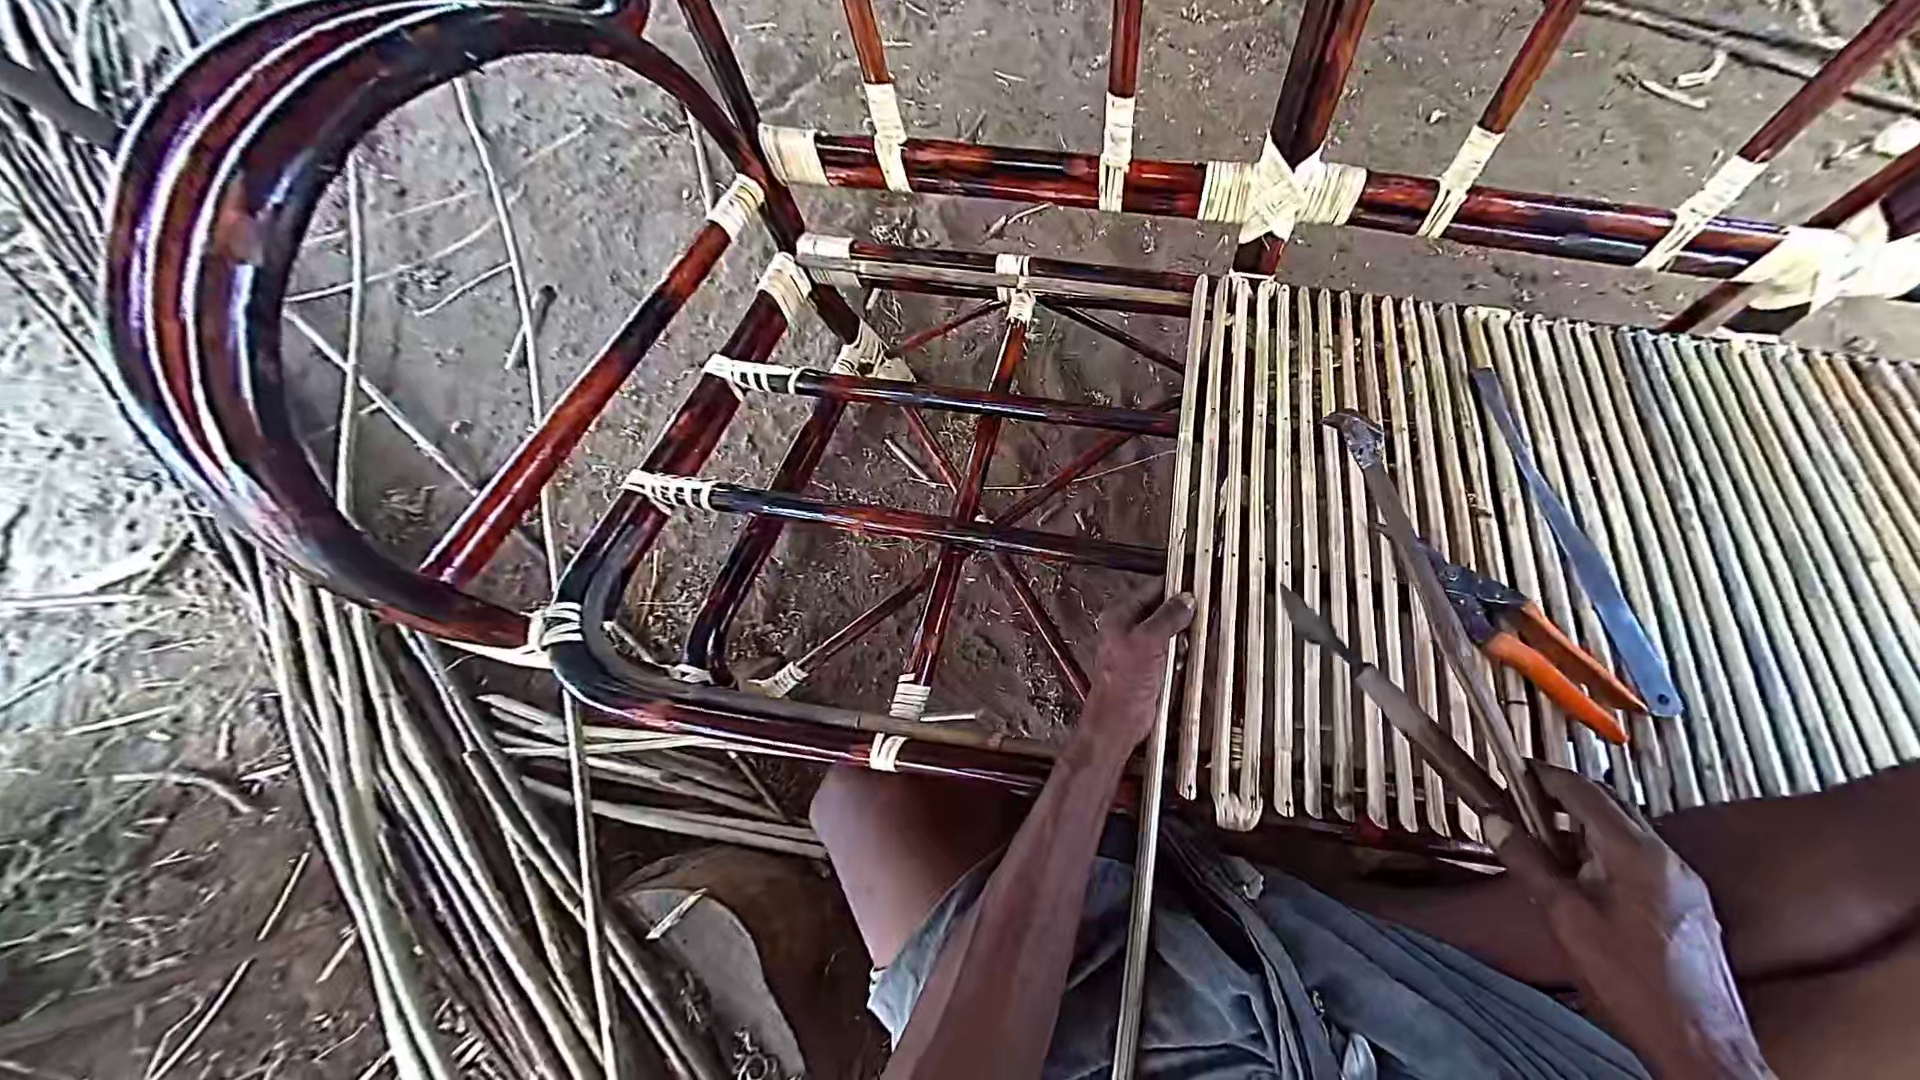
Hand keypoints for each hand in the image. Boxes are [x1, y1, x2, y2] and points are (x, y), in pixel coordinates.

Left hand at [1075, 587, 1193, 756]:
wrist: (1119, 721)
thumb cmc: (1122, 685)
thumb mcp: (1148, 642)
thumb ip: (1167, 617)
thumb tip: (1186, 600)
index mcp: (1119, 614)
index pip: (1151, 588)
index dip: (1174, 586)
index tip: (1197, 585)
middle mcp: (1126, 627)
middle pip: (1162, 608)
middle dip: (1181, 615)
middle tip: (1197, 617)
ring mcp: (1138, 645)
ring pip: (1169, 629)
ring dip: (1181, 637)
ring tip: (1184, 645)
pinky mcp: (1149, 663)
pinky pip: (1171, 649)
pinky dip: (1180, 653)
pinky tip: (1180, 661)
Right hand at [1486, 764, 1773, 1079]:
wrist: (1702, 1044)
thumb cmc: (1633, 981)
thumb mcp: (1563, 914)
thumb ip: (1527, 860)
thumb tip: (1495, 822)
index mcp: (1637, 855)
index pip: (1584, 790)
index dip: (1544, 774)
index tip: (1514, 770)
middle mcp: (1667, 860)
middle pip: (1609, 801)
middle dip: (1562, 792)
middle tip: (1520, 796)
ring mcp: (1683, 881)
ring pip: (1625, 826)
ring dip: (1581, 819)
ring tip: (1540, 832)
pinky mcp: (1688, 902)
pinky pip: (1638, 852)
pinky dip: (1601, 844)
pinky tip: (1576, 867)